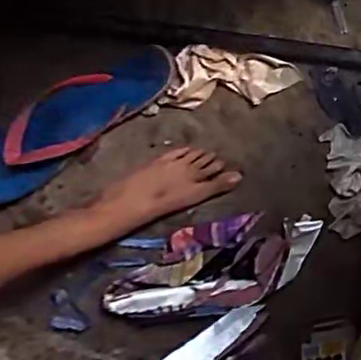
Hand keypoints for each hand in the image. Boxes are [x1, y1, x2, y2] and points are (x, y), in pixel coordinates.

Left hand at [73, 146, 243, 240]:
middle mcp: (187, 164)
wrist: (120, 207)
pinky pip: (177, 152)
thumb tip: (240, 176)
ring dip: (201, 154)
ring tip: (205, 157)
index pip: (217, 166)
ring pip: (193, 153)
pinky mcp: (156, 162)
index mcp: (197, 174)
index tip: (228, 170)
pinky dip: (185, 151)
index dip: (223, 168)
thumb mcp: (191, 198)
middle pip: (206, 158)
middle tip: (218, 163)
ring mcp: (171, 162)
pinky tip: (185, 152)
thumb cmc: (158, 208)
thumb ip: (215, 187)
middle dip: (213, 160)